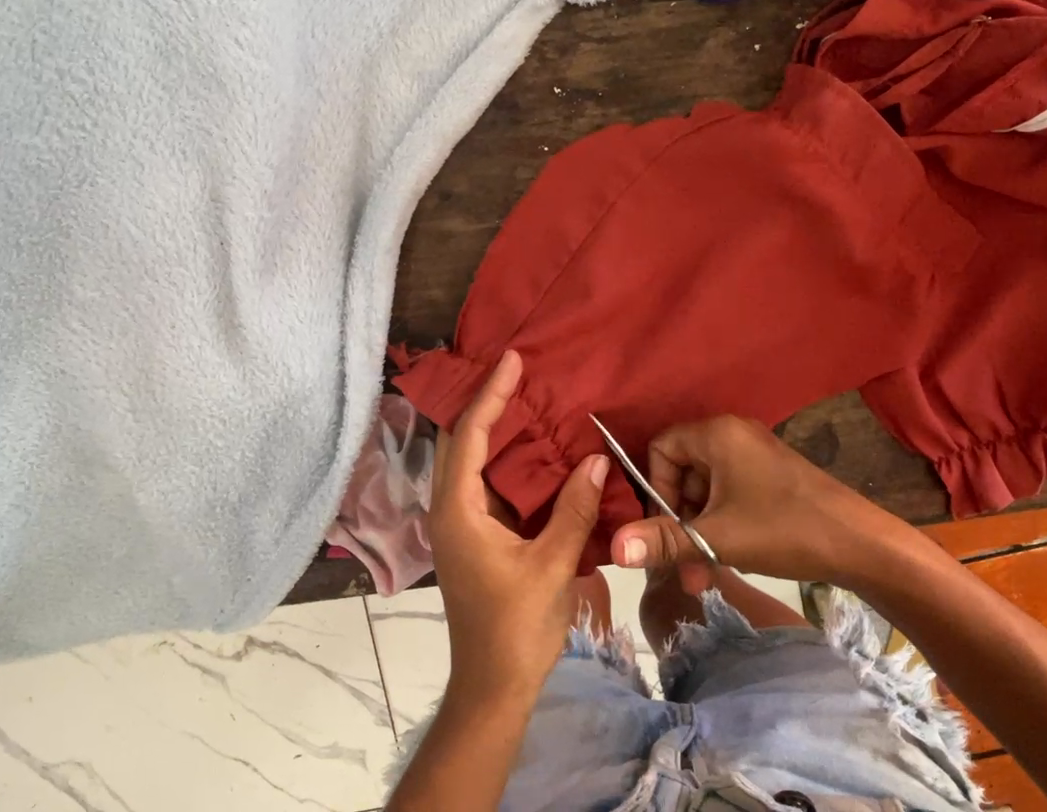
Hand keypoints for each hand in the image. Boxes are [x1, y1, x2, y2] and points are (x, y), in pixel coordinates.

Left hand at [426, 350, 608, 698]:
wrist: (492, 687)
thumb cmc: (516, 627)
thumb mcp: (551, 564)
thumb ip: (574, 509)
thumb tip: (597, 458)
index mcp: (457, 511)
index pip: (469, 436)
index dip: (490, 394)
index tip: (512, 360)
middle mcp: (449, 510)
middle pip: (460, 442)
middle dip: (485, 403)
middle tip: (519, 371)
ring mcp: (460, 526)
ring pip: (471, 463)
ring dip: (495, 430)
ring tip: (528, 399)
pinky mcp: (474, 539)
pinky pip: (486, 485)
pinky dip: (506, 462)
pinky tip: (536, 452)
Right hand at [609, 416, 899, 592]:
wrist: (859, 544)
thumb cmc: (783, 529)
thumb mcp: (716, 538)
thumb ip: (662, 540)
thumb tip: (613, 548)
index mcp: (717, 434)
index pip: (660, 449)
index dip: (655, 490)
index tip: (665, 529)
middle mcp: (733, 435)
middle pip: (681, 472)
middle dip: (677, 522)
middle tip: (685, 566)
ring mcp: (754, 456)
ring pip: (705, 491)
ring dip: (699, 532)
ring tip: (706, 575)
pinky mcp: (770, 477)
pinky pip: (728, 495)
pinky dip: (721, 526)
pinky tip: (726, 561)